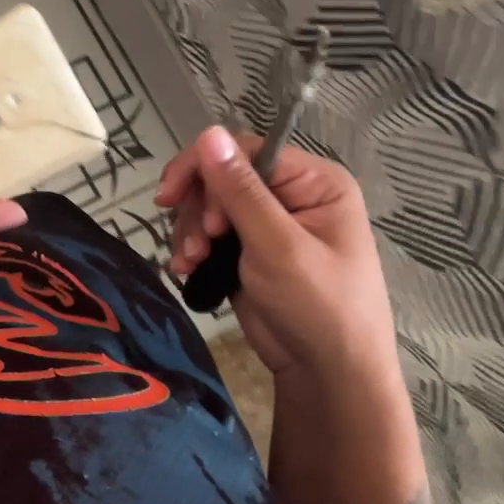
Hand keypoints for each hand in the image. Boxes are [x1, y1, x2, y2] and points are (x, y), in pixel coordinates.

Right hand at [155, 127, 393, 379]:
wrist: (326, 371)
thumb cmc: (317, 306)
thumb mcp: (276, 245)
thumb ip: (240, 190)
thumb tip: (208, 132)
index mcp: (314, 181)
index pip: (242, 149)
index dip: (204, 171)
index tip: (177, 204)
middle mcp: (291, 193)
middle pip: (219, 175)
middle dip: (195, 208)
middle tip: (194, 246)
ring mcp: (268, 220)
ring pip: (205, 202)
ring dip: (189, 231)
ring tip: (190, 263)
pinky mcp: (247, 246)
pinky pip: (205, 229)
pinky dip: (191, 246)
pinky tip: (188, 268)